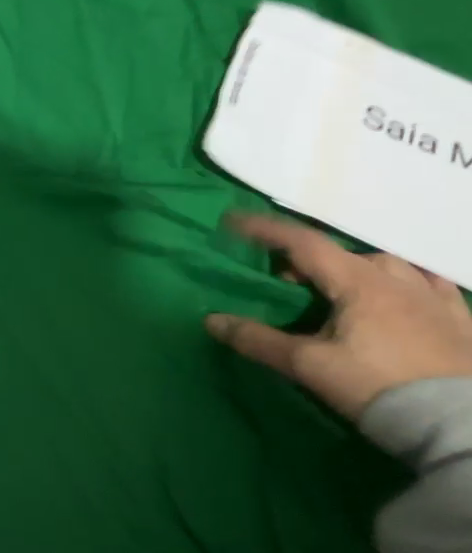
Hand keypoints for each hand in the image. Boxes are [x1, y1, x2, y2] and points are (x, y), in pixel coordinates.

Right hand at [206, 212, 471, 418]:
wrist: (465, 433)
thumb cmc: (379, 387)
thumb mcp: (309, 366)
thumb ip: (258, 340)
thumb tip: (211, 320)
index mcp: (361, 284)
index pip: (304, 242)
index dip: (265, 229)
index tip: (233, 223)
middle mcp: (402, 285)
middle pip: (350, 254)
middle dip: (314, 259)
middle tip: (291, 280)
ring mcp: (441, 306)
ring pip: (399, 268)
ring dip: (365, 270)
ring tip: (349, 288)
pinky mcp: (467, 329)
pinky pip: (440, 291)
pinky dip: (415, 287)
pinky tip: (407, 302)